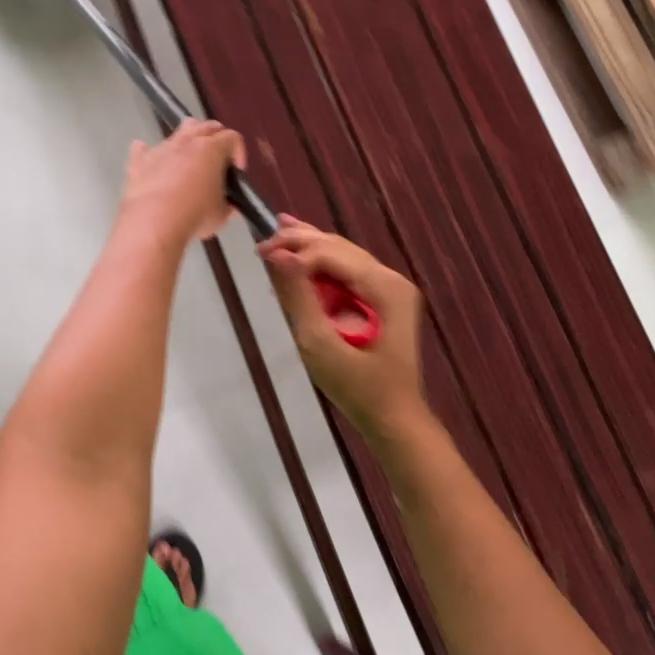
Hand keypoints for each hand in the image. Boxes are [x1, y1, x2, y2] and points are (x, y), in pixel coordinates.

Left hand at [118, 119, 244, 243]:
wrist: (153, 222)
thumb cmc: (194, 215)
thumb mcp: (220, 215)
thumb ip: (227, 205)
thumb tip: (231, 206)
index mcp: (211, 150)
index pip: (232, 138)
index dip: (238, 152)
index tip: (237, 171)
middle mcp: (186, 142)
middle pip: (206, 126)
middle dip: (215, 138)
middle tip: (217, 158)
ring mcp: (161, 149)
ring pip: (177, 132)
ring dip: (186, 140)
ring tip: (188, 158)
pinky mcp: (139, 162)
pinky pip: (142, 150)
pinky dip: (147, 152)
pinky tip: (149, 158)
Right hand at [257, 216, 427, 430]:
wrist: (394, 421)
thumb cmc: (359, 388)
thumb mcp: (320, 345)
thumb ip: (299, 296)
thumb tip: (277, 255)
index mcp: (385, 288)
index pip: (332, 254)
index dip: (295, 249)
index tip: (259, 255)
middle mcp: (392, 281)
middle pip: (340, 249)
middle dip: (301, 241)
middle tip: (262, 242)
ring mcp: (390, 291)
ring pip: (343, 258)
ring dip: (309, 248)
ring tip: (277, 233)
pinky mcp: (383, 303)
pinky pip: (347, 275)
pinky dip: (320, 266)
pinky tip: (299, 257)